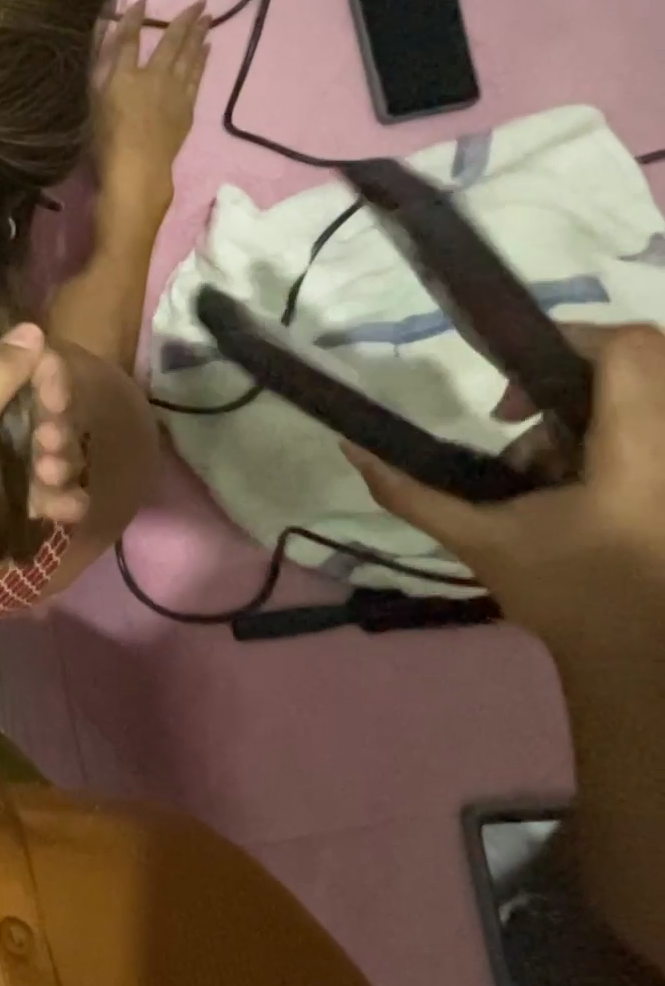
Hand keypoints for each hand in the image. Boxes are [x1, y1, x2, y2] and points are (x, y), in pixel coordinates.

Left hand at [0, 323, 87, 630]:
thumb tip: (29, 328)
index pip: (6, 368)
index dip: (40, 379)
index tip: (56, 399)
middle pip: (29, 410)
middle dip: (50, 427)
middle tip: (48, 450)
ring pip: (38, 454)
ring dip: (56, 465)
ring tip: (50, 483)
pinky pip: (34, 495)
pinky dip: (54, 500)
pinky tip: (66, 511)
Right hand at [94, 0, 210, 226]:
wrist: (136, 172)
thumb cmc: (104, 147)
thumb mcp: (92, 110)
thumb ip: (98, 77)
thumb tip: (104, 48)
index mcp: (122, 77)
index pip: (126, 40)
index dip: (132, 19)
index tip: (141, 0)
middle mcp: (152, 76)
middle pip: (169, 41)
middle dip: (182, 20)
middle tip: (197, 2)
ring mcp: (174, 90)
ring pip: (188, 54)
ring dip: (198, 34)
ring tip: (207, 17)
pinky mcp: (187, 107)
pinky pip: (197, 75)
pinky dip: (202, 59)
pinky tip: (207, 48)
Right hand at [343, 324, 664, 657]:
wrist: (641, 646)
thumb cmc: (562, 592)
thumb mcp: (473, 539)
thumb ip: (409, 491)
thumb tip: (351, 447)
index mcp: (635, 454)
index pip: (630, 350)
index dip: (569, 339)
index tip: (509, 387)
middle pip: (648, 358)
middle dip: (569, 374)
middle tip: (518, 416)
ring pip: (649, 390)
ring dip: (581, 412)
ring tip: (535, 467)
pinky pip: (650, 420)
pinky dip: (601, 434)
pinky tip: (566, 480)